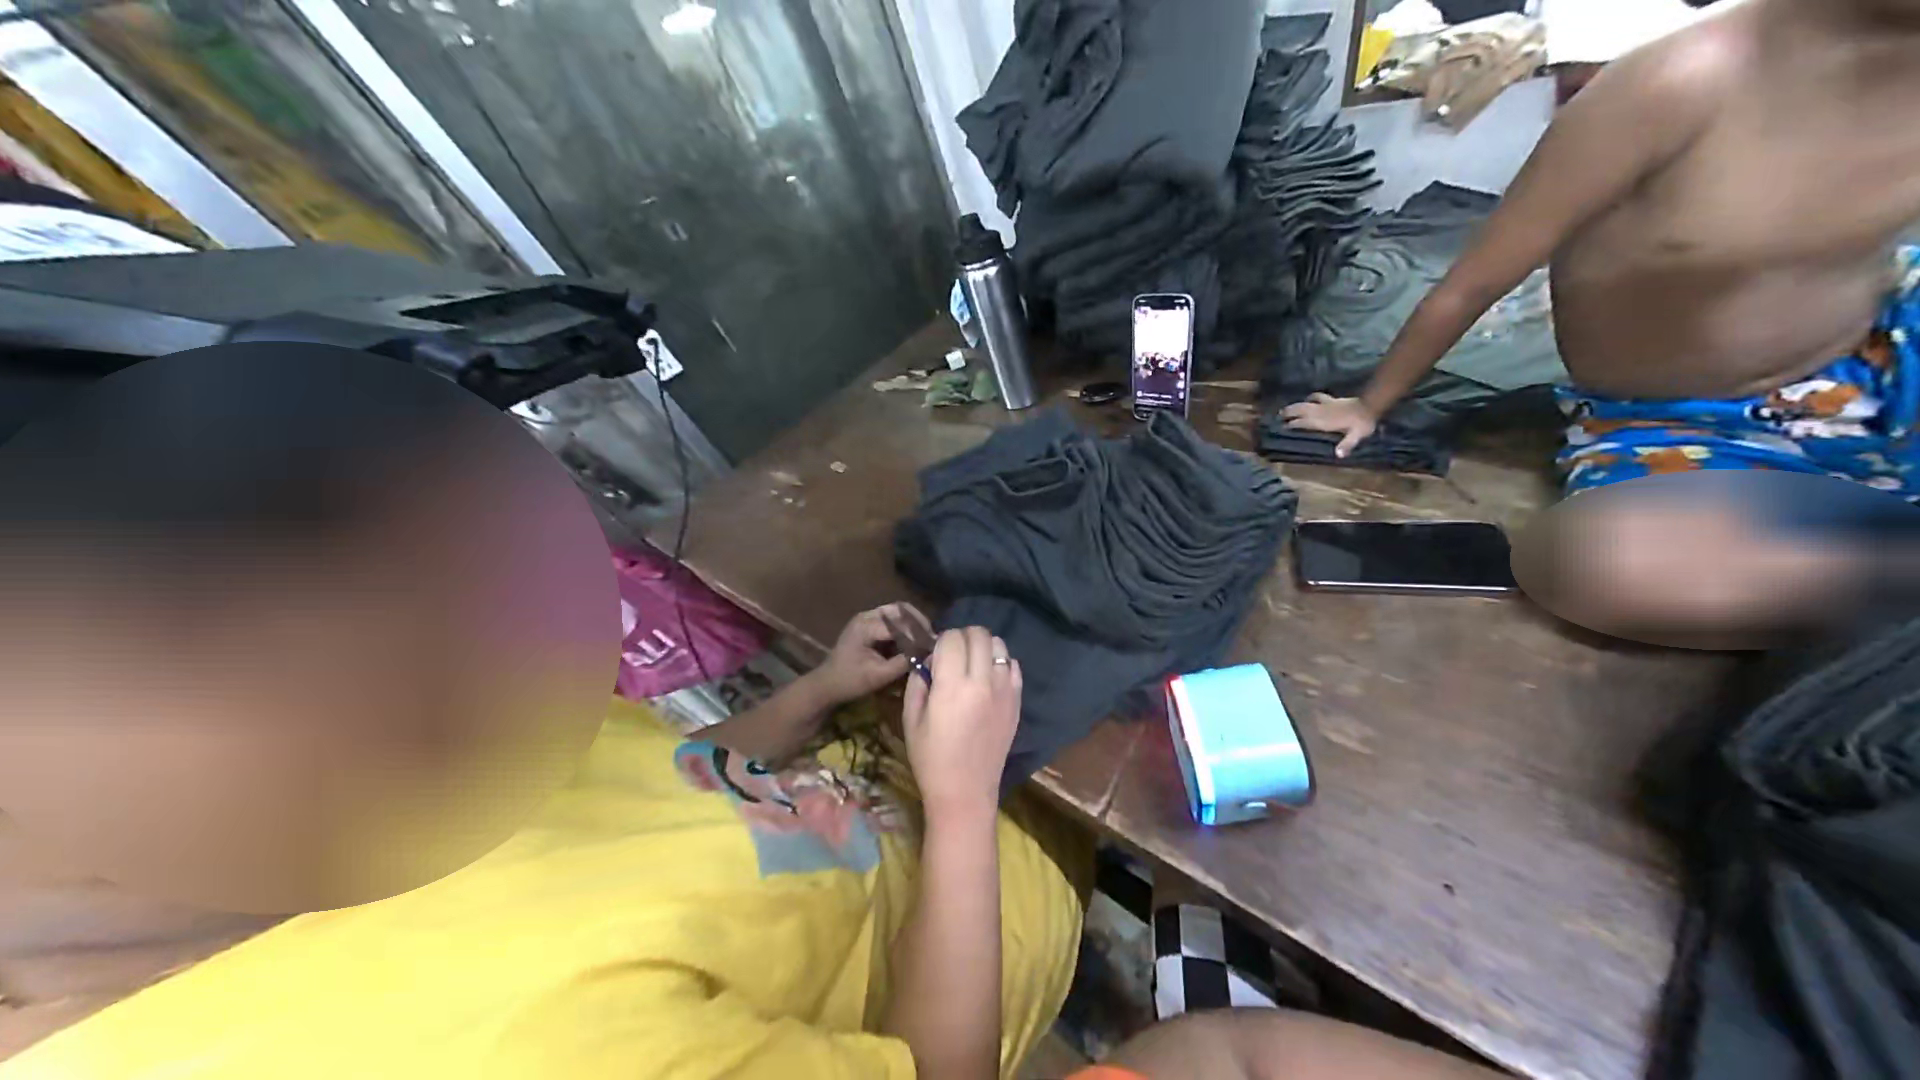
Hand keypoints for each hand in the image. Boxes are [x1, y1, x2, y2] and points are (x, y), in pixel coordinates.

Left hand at [807, 602, 932, 705]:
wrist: (826, 685)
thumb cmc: (850, 681)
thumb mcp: (878, 676)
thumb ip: (903, 663)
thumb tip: (926, 654)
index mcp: (866, 626)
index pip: (899, 623)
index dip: (918, 633)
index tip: (933, 645)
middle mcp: (867, 616)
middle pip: (900, 609)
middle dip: (918, 622)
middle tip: (931, 638)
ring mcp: (867, 618)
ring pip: (898, 612)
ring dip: (913, 623)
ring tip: (925, 639)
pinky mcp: (869, 625)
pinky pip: (892, 620)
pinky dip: (905, 628)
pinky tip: (913, 642)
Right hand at [901, 627, 1020, 821]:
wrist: (965, 792)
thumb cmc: (931, 758)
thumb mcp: (910, 719)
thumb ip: (918, 681)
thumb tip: (929, 660)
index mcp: (952, 686)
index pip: (951, 638)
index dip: (940, 640)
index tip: (935, 655)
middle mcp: (983, 682)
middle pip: (979, 634)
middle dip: (962, 637)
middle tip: (953, 655)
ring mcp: (1004, 691)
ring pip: (999, 645)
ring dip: (983, 647)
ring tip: (972, 664)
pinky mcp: (1017, 702)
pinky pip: (1013, 666)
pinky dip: (1000, 663)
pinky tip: (989, 679)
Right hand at [1281, 393, 1377, 457]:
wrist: (1371, 405)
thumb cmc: (1362, 423)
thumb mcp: (1356, 436)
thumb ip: (1346, 445)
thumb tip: (1338, 455)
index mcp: (1323, 422)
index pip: (1303, 423)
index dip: (1293, 424)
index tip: (1283, 426)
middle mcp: (1321, 413)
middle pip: (1301, 410)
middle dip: (1289, 412)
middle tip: (1279, 414)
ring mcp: (1326, 405)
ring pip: (1307, 403)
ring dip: (1296, 405)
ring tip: (1288, 407)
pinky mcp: (1332, 400)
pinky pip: (1319, 397)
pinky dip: (1312, 397)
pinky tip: (1309, 398)